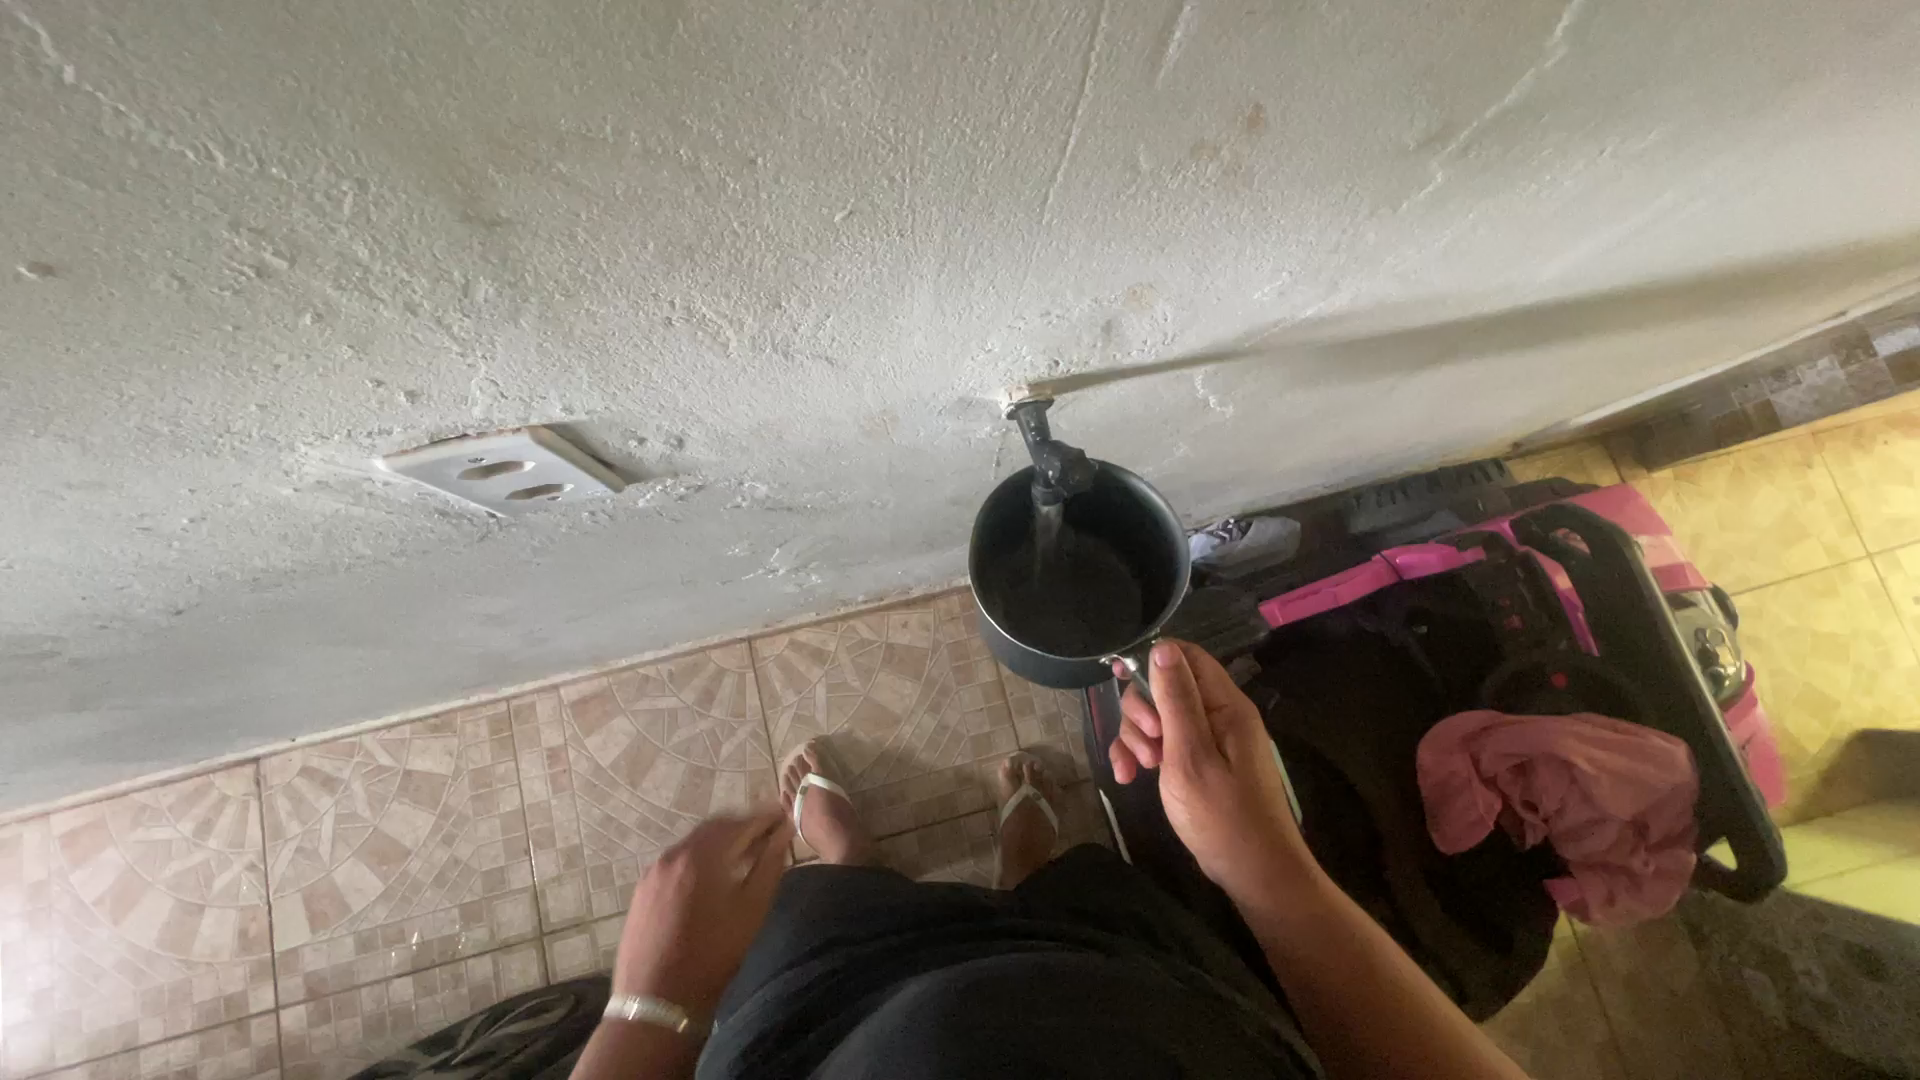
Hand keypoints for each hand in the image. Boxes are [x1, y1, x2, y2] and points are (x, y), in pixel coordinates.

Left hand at [611, 810, 791, 1018]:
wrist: (657, 1001)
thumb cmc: (713, 954)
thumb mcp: (753, 908)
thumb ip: (770, 864)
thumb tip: (783, 833)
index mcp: (702, 855)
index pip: (741, 823)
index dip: (766, 818)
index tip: (784, 817)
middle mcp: (675, 853)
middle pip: (716, 826)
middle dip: (743, 826)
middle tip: (767, 835)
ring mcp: (654, 870)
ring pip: (695, 842)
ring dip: (721, 842)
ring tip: (743, 856)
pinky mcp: (644, 888)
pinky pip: (678, 859)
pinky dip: (700, 857)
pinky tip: (712, 876)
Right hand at [1110, 640, 1321, 907]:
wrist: (1254, 874)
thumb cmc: (1224, 816)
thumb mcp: (1191, 755)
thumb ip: (1176, 700)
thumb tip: (1162, 647)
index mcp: (1225, 706)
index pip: (1187, 656)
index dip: (1152, 661)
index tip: (1123, 680)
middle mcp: (1218, 715)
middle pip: (1165, 686)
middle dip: (1142, 710)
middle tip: (1147, 744)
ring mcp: (1208, 740)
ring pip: (1158, 716)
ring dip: (1137, 737)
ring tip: (1137, 768)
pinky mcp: (1198, 762)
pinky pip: (1162, 743)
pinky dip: (1141, 755)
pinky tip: (1128, 777)